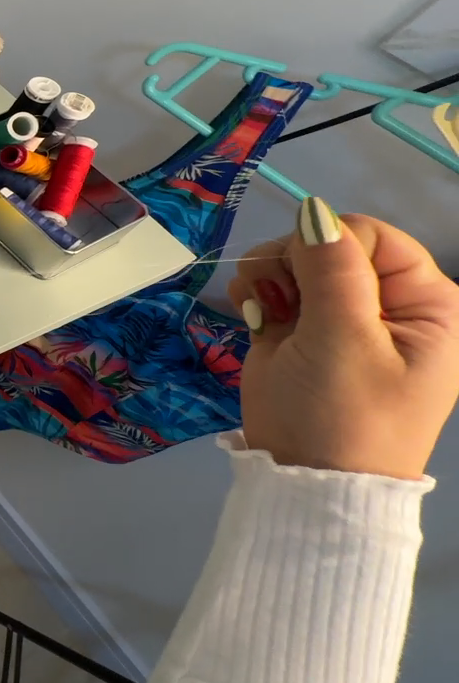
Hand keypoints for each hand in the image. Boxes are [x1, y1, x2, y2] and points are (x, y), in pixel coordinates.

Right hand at [227, 199, 458, 479]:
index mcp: (428, 303)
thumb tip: (313, 211)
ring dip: (264, 280)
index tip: (296, 285)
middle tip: (276, 303)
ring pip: (290, 263)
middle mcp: (388, 303)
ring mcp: (341, 316)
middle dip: (287, 265)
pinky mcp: (300, 327)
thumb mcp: (340, 340)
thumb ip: (331, 271)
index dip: (321, 248)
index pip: (368, 236)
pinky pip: (271, 288)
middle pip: (325, 245)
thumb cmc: (340, 411)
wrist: (306, 472)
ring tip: (263, 315)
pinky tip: (256, 320)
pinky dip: (254, 297)